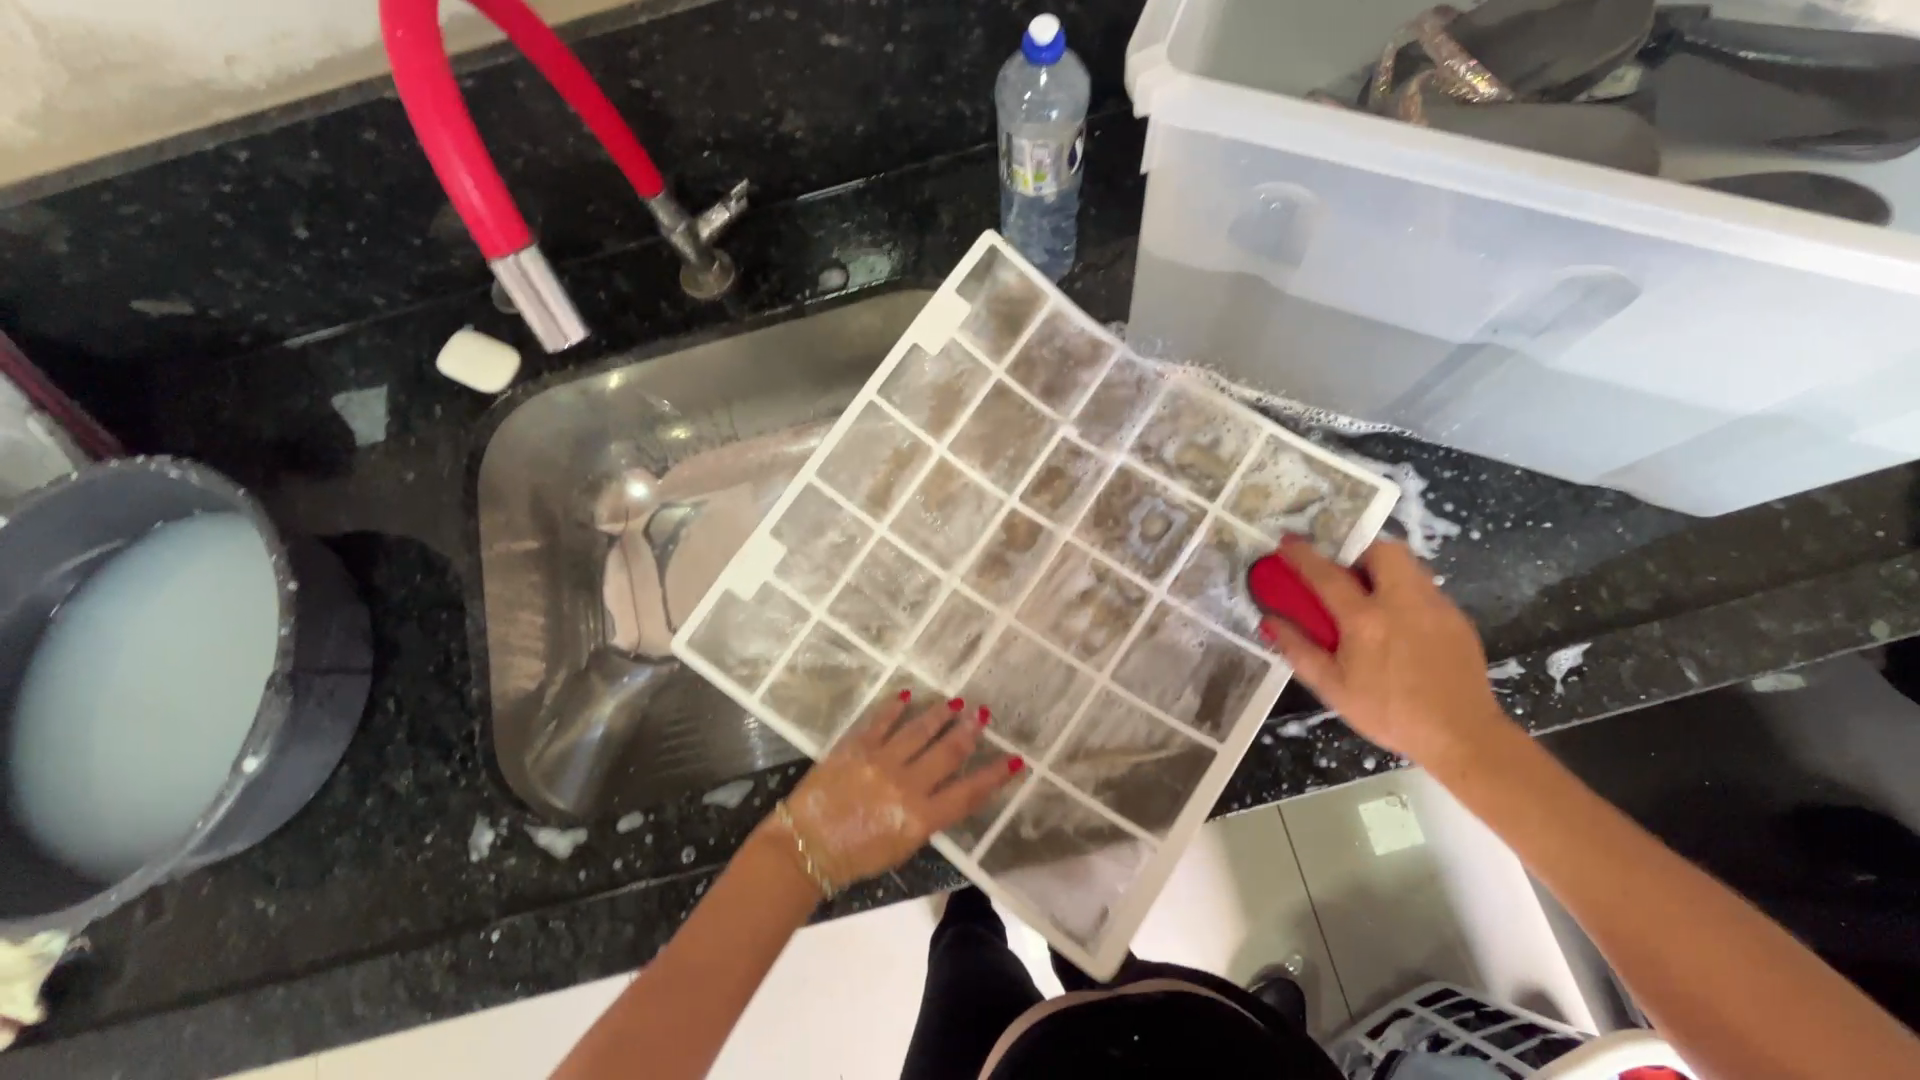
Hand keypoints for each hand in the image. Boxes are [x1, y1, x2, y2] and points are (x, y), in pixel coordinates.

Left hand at [772, 693, 1020, 892]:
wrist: (804, 848)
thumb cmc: (855, 858)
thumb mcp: (902, 848)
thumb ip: (925, 819)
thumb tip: (943, 792)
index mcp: (920, 818)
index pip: (968, 793)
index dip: (995, 776)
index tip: (1016, 760)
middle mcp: (906, 786)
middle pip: (948, 753)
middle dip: (969, 733)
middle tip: (984, 715)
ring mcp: (880, 763)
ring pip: (919, 731)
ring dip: (940, 715)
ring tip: (956, 703)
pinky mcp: (855, 748)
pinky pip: (880, 722)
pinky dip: (894, 708)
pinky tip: (907, 696)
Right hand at [1259, 538, 1513, 762]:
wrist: (1461, 734)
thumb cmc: (1389, 713)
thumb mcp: (1333, 688)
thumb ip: (1299, 649)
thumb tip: (1270, 621)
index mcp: (1366, 620)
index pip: (1327, 575)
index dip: (1302, 555)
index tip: (1287, 542)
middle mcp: (1403, 602)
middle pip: (1382, 550)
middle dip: (1359, 552)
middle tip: (1346, 576)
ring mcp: (1436, 606)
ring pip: (1409, 564)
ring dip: (1384, 570)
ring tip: (1373, 599)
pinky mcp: (1457, 618)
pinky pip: (1426, 589)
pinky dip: (1406, 593)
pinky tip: (1401, 626)